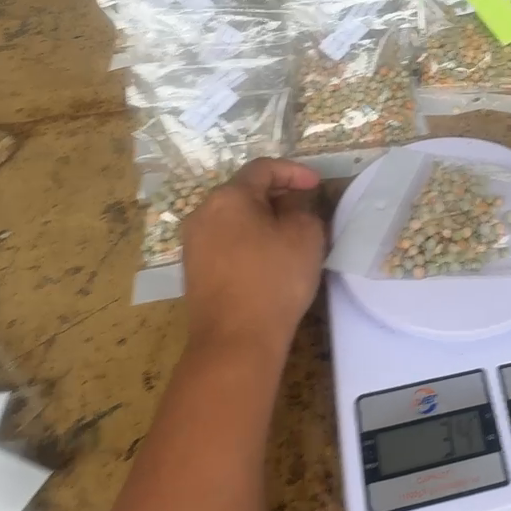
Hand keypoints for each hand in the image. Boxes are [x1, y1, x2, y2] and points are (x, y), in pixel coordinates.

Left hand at [181, 158, 325, 358]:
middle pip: (245, 191)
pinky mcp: (194, 270)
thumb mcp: (306, 235)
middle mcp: (203, 213)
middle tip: (306, 208)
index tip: (317, 185)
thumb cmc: (275, 279)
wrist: (235, 341)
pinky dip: (249, 240)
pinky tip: (269, 258)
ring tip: (290, 234)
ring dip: (263, 219)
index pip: (263, 168)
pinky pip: (226, 241)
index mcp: (228, 197)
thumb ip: (303, 208)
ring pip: (234, 217)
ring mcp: (193, 244)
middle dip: (278, 195)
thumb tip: (291, 205)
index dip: (294, 171)